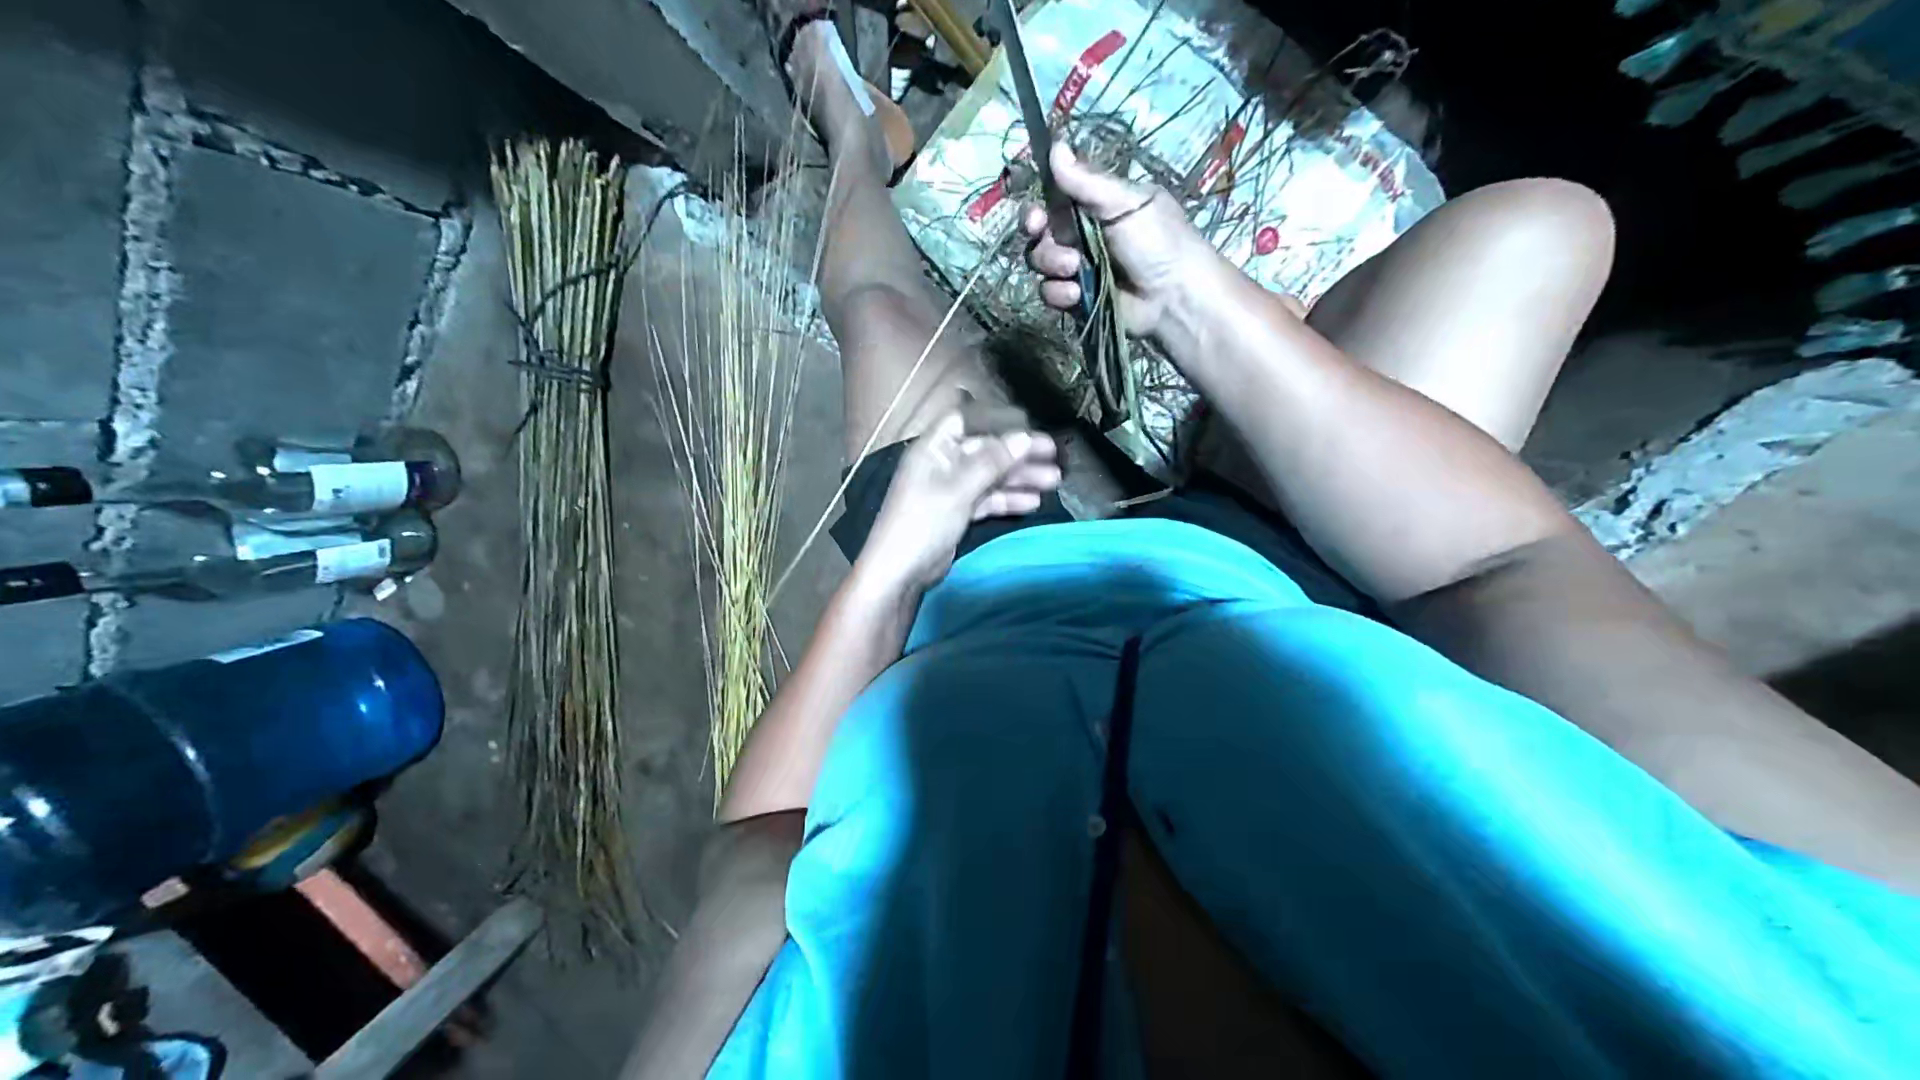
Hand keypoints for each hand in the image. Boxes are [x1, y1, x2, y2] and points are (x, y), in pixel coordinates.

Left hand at [860, 408, 1060, 590]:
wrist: (899, 572)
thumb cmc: (923, 522)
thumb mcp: (958, 489)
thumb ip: (992, 462)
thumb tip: (1025, 437)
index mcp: (934, 448)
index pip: (967, 420)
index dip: (997, 419)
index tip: (1030, 426)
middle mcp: (942, 463)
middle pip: (985, 449)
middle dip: (1018, 453)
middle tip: (1055, 456)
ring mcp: (950, 489)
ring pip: (990, 476)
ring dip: (1020, 477)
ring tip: (1053, 481)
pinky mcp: (957, 512)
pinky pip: (987, 499)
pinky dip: (1008, 499)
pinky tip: (1033, 502)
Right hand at [1023, 143, 1220, 339]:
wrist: (1173, 296)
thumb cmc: (1157, 241)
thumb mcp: (1126, 203)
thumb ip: (1087, 181)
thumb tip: (1055, 145)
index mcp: (1093, 208)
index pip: (1052, 202)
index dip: (1036, 209)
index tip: (1035, 218)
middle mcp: (1080, 236)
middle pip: (1039, 235)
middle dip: (1039, 238)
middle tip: (1043, 239)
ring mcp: (1077, 270)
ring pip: (1040, 263)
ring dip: (1052, 264)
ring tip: (1075, 268)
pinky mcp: (1075, 300)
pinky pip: (1050, 293)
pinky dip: (1059, 293)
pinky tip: (1077, 294)